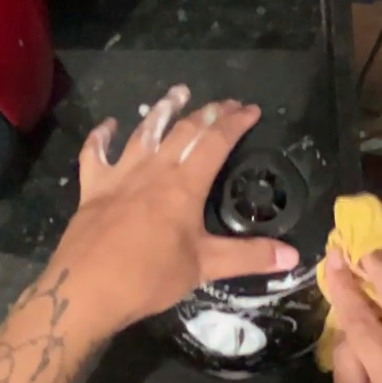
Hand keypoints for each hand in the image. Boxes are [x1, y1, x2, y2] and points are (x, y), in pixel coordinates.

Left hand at [51, 84, 298, 333]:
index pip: (215, 142)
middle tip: (223, 103)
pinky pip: (95, 153)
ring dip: (162, 110)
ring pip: (143, 132)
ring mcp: (120, 175)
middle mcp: (153, 170)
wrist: (88, 288)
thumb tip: (293, 256)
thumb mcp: (204, 268)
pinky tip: (109, 126)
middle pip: (183, 130)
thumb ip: (248, 257)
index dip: (235, 122)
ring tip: (178, 94)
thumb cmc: (150, 277)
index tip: (251, 109)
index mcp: (184, 185)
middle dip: (207, 113)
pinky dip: (102, 136)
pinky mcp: (92, 188)